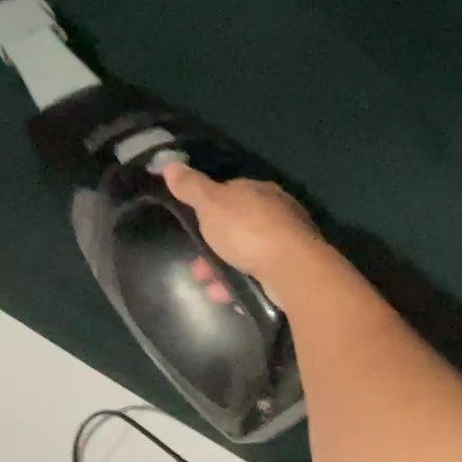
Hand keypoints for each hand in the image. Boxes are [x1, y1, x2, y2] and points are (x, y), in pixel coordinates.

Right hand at [162, 164, 323, 282]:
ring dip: (223, 270)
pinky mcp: (291, 269)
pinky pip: (258, 276)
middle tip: (197, 266)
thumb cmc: (248, 230)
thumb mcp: (212, 203)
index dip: (210, 207)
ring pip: (247, 255)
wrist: (290, 267)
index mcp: (262, 192)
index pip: (233, 192)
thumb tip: (170, 165)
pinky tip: (226, 296)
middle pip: (238, 228)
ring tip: (208, 285)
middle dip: (213, 248)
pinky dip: (240, 284)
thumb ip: (191, 187)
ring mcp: (287, 243)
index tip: (192, 224)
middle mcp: (278, 213)